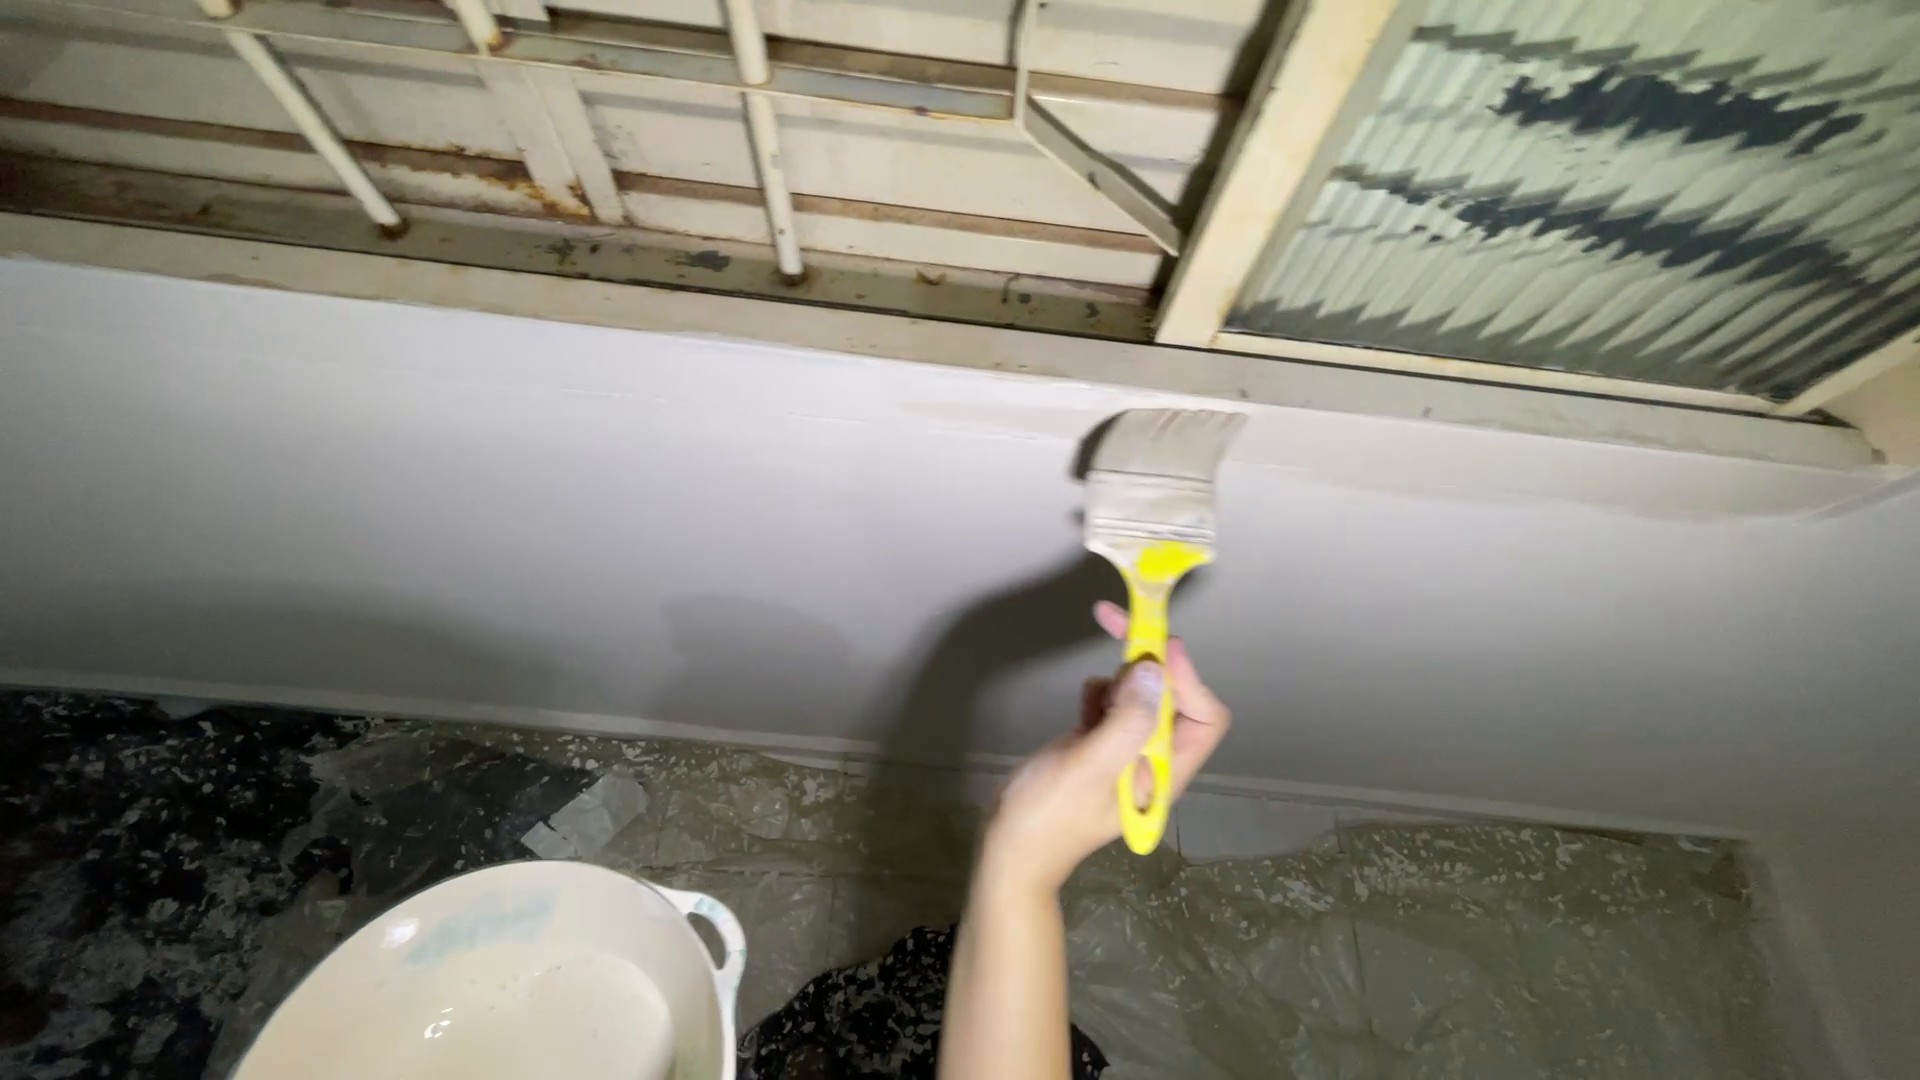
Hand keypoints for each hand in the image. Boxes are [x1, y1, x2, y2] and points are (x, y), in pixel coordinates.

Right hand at [978, 600, 1231, 892]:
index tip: (1158, 644)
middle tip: (1114, 619)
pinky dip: (1101, 693)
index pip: (1204, 717)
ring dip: (1120, 679)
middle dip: (1149, 663)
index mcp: (1166, 773)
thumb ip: (1127, 720)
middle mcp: (1153, 760)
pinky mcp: (1097, 745)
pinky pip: (1112, 705)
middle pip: (1172, 698)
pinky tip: (1082, 704)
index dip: (1188, 677)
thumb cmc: (1050, 814)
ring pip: (1141, 696)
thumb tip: (1154, 669)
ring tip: (1092, 695)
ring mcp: (1125, 752)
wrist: (1010, 847)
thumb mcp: (1090, 767)